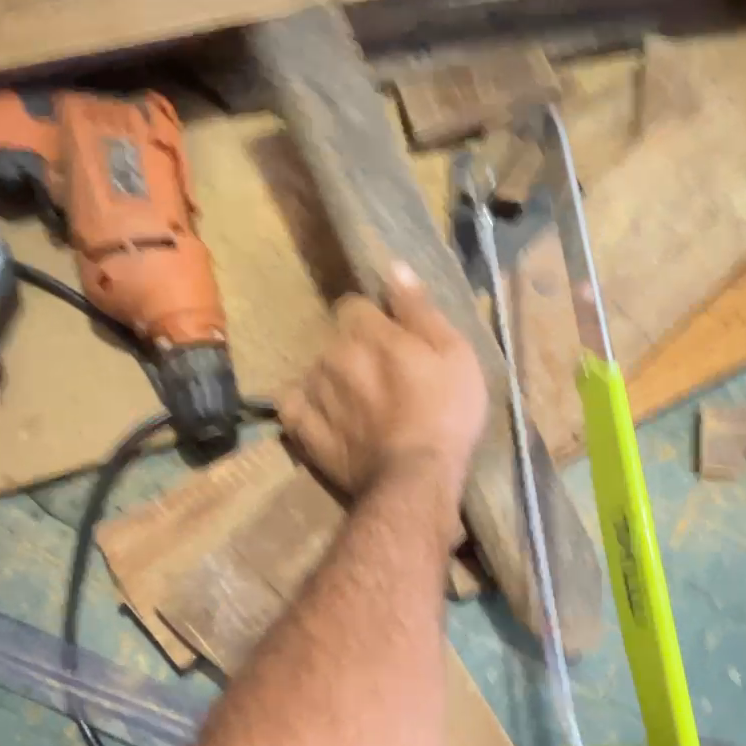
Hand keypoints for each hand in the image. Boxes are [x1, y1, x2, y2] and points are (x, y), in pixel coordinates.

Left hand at [280, 263, 487, 536]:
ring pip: (314, 370)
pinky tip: (322, 415)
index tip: (393, 343)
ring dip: (331, 380)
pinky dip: (304, 405)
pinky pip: (291, 405)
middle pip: (334, 339)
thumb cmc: (446, 413)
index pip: (354, 306)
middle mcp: (332, 354)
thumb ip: (419, 309)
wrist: (415, 478)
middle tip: (382, 380)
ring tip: (357, 406)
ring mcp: (314, 393)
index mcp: (367, 331)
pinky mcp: (304, 429)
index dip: (374, 322)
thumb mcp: (454, 354)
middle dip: (353, 351)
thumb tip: (394, 268)